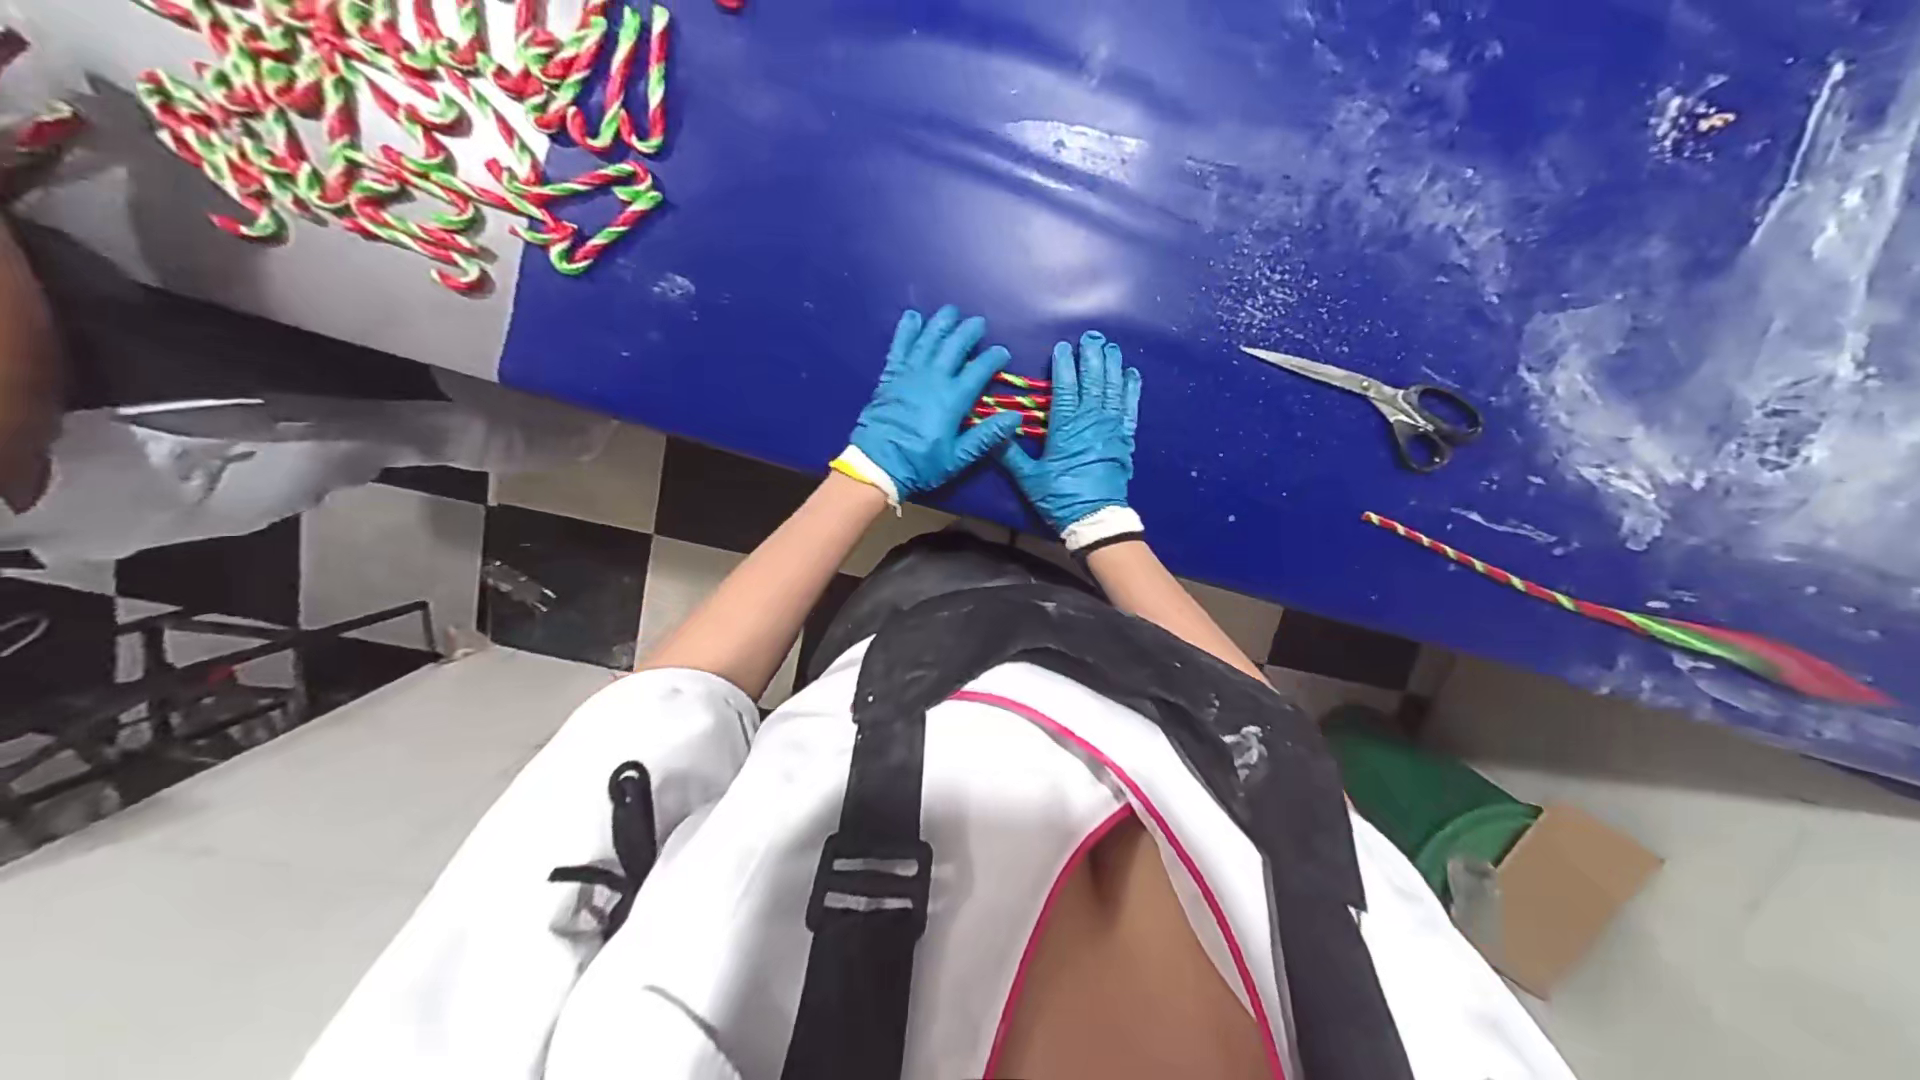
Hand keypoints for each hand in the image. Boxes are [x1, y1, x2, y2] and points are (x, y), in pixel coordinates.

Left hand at [843, 305, 1024, 500]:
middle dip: (968, 331)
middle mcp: (933, 379)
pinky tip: (912, 317)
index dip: (993, 358)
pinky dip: (906, 331)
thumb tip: (1015, 418)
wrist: (878, 464)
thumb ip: (986, 436)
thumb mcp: (958, 457)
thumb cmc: (921, 464)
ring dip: (940, 323)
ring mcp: (909, 375)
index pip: (979, 369)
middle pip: (954, 346)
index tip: (1002, 352)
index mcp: (953, 398)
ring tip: (951, 311)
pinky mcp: (890, 377)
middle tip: (978, 322)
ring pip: (928, 340)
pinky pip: (900, 347)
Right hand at [996, 330, 1142, 547]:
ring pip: (1112, 388)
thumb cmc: (1059, 497)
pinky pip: (1130, 407)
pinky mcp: (1125, 439)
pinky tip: (1131, 373)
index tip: (1062, 347)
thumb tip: (992, 432)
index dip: (1064, 365)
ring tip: (1109, 346)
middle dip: (1092, 356)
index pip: (1065, 387)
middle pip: (1092, 381)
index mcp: (1065, 427)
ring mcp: (1111, 428)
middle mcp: (1091, 421)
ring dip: (1111, 365)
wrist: (1095, 518)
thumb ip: (1009, 453)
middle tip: (1092, 336)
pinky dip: (1131, 389)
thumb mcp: (1029, 477)